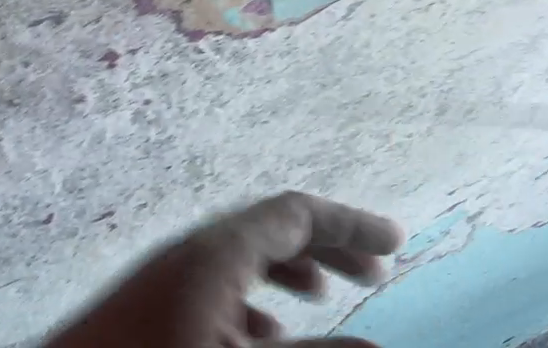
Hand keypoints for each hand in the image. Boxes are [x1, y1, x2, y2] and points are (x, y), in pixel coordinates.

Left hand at [40, 190, 402, 347]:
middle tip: (374, 270)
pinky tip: (266, 331)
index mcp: (218, 249)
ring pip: (244, 255)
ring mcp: (169, 271)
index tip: (395, 239)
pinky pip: (218, 281)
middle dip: (325, 244)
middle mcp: (193, 247)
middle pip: (271, 227)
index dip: (349, 223)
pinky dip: (255, 297)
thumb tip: (379, 345)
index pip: (295, 213)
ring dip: (290, 270)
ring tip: (325, 294)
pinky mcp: (153, 301)